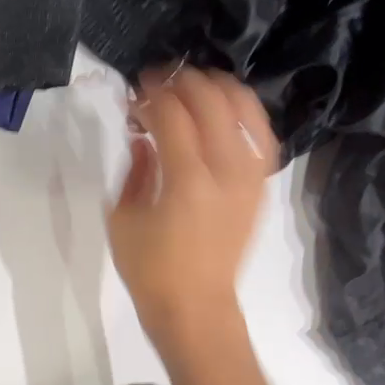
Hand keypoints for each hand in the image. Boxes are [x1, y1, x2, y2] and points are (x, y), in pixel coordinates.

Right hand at [107, 66, 277, 343]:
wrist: (194, 303)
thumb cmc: (149, 268)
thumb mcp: (124, 220)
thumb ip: (135, 171)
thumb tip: (143, 138)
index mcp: (185, 180)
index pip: (172, 116)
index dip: (152, 95)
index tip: (135, 88)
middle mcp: (225, 168)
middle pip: (210, 102)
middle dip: (183, 83)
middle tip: (160, 81)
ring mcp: (250, 172)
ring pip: (243, 107)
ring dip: (216, 88)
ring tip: (193, 86)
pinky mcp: (261, 180)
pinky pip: (258, 130)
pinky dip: (240, 111)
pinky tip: (222, 109)